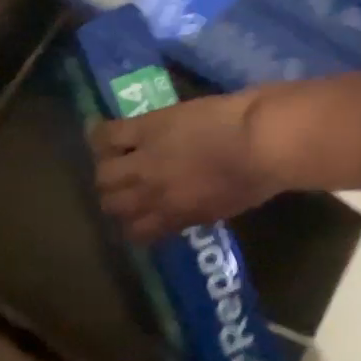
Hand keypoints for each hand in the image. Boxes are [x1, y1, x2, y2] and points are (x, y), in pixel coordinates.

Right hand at [91, 89, 283, 241]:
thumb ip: (195, 211)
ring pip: (104, 173)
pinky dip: (100, 136)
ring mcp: (144, 161)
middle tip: (123, 185)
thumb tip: (181, 209)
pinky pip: (107, 135)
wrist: (260, 140)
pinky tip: (102, 135)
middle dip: (115, 197)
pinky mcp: (144, 128)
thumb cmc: (257, 177)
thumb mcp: (225, 207)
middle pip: (113, 204)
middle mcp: (152, 194)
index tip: (136, 215)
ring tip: (113, 158)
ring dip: (106, 169)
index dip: (132, 224)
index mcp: (176, 216)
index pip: (136, 232)